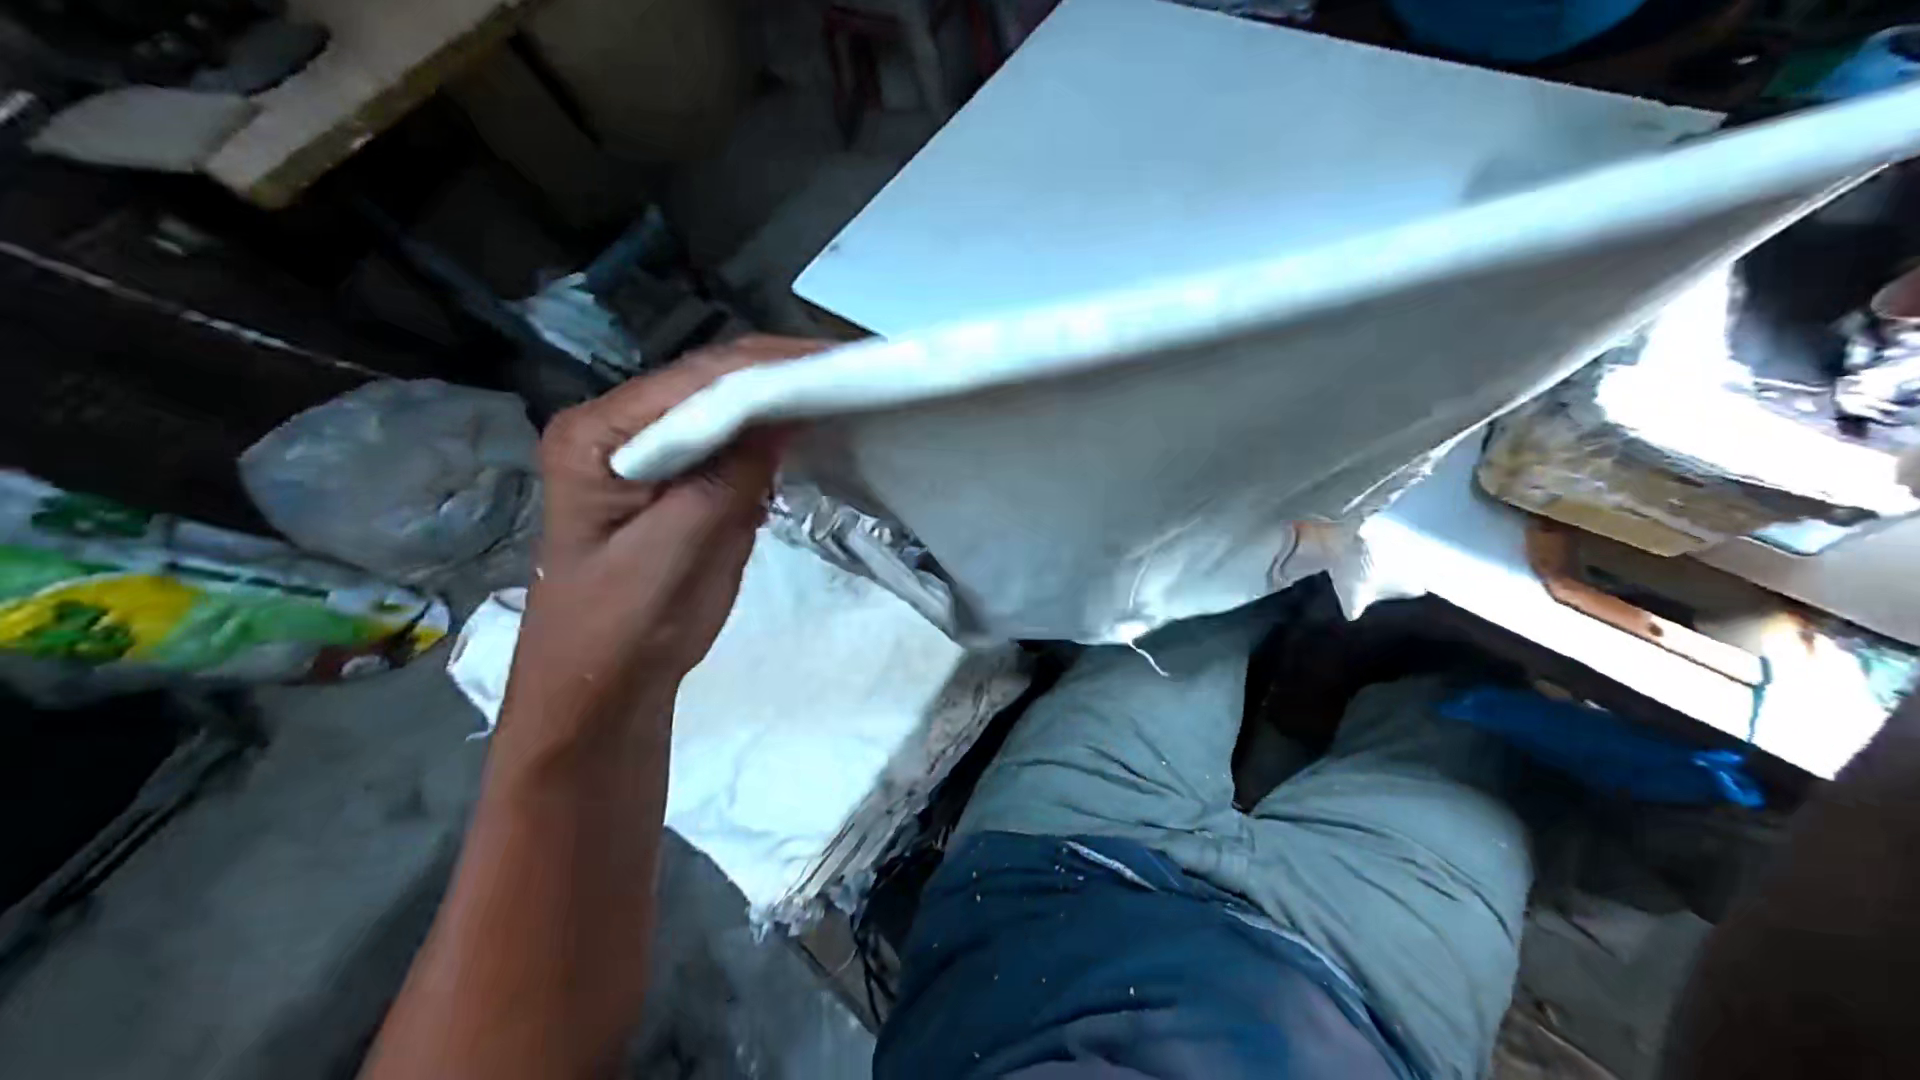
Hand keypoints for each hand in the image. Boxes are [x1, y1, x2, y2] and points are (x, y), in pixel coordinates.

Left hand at [499, 335, 828, 746]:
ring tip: (844, 391)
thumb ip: (726, 478)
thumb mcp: (676, 552)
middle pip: (708, 383)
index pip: (694, 381)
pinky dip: (773, 435)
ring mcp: (649, 453)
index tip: (839, 361)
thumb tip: (787, 411)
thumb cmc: (623, 631)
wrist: (602, 690)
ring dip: (782, 399)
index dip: (770, 366)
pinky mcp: (678, 481)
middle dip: (781, 375)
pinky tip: (811, 431)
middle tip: (853, 371)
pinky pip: (730, 443)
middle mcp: (619, 429)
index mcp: (598, 435)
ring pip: (724, 408)